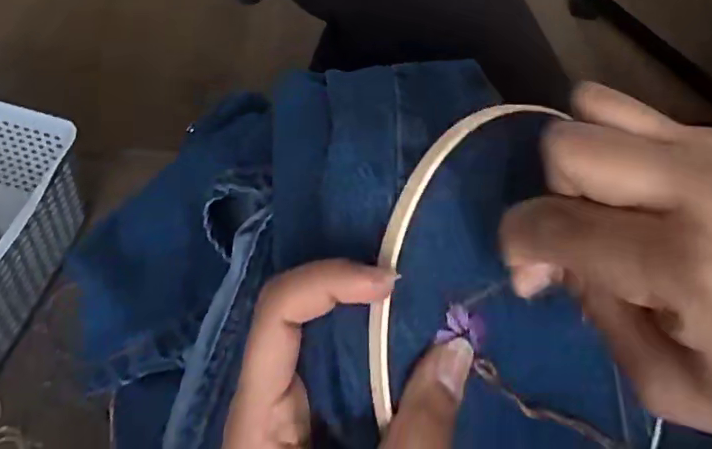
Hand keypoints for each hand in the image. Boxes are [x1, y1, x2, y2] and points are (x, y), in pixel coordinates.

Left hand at [223, 260, 469, 448]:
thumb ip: (418, 427)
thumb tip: (456, 347)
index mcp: (255, 416)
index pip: (277, 310)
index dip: (329, 279)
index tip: (390, 280)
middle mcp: (265, 403)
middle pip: (301, 315)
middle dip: (357, 291)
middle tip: (414, 285)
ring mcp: (288, 419)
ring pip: (324, 345)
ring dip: (372, 323)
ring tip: (422, 309)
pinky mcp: (313, 433)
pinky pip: (341, 377)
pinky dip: (377, 357)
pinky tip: (413, 354)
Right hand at [500, 83, 711, 448]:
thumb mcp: (663, 381)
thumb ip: (591, 304)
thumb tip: (548, 252)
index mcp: (687, 260)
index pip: (557, 222)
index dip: (521, 243)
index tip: (527, 271)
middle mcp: (697, 184)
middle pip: (566, 144)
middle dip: (553, 193)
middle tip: (579, 240)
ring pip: (593, 105)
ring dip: (584, 157)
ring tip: (613, 207)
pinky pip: (638, 117)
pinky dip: (623, 151)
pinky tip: (654, 199)